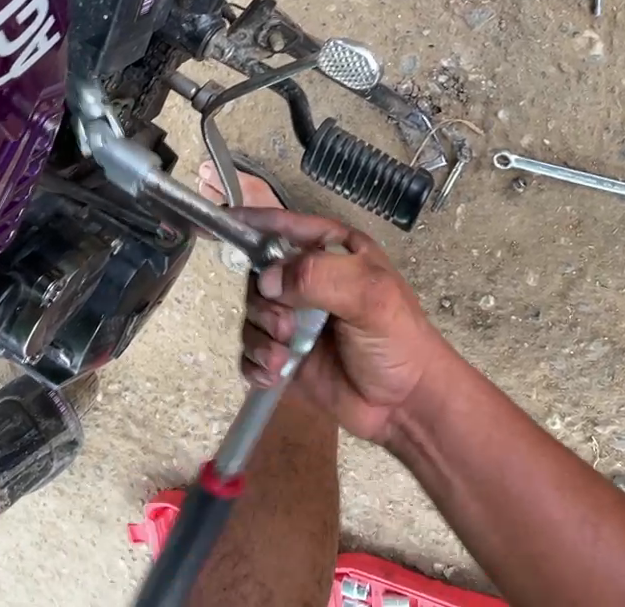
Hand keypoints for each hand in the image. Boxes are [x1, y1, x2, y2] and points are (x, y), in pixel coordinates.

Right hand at [229, 208, 452, 445]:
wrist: (405, 403)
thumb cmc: (396, 338)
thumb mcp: (369, 294)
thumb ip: (318, 276)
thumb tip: (267, 279)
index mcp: (334, 251)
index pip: (286, 227)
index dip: (253, 222)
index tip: (219, 221)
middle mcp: (311, 280)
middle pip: (260, 275)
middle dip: (265, 302)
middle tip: (285, 326)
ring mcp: (296, 319)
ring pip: (252, 315)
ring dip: (261, 336)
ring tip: (284, 356)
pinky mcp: (285, 356)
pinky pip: (250, 352)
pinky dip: (255, 363)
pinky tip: (274, 374)